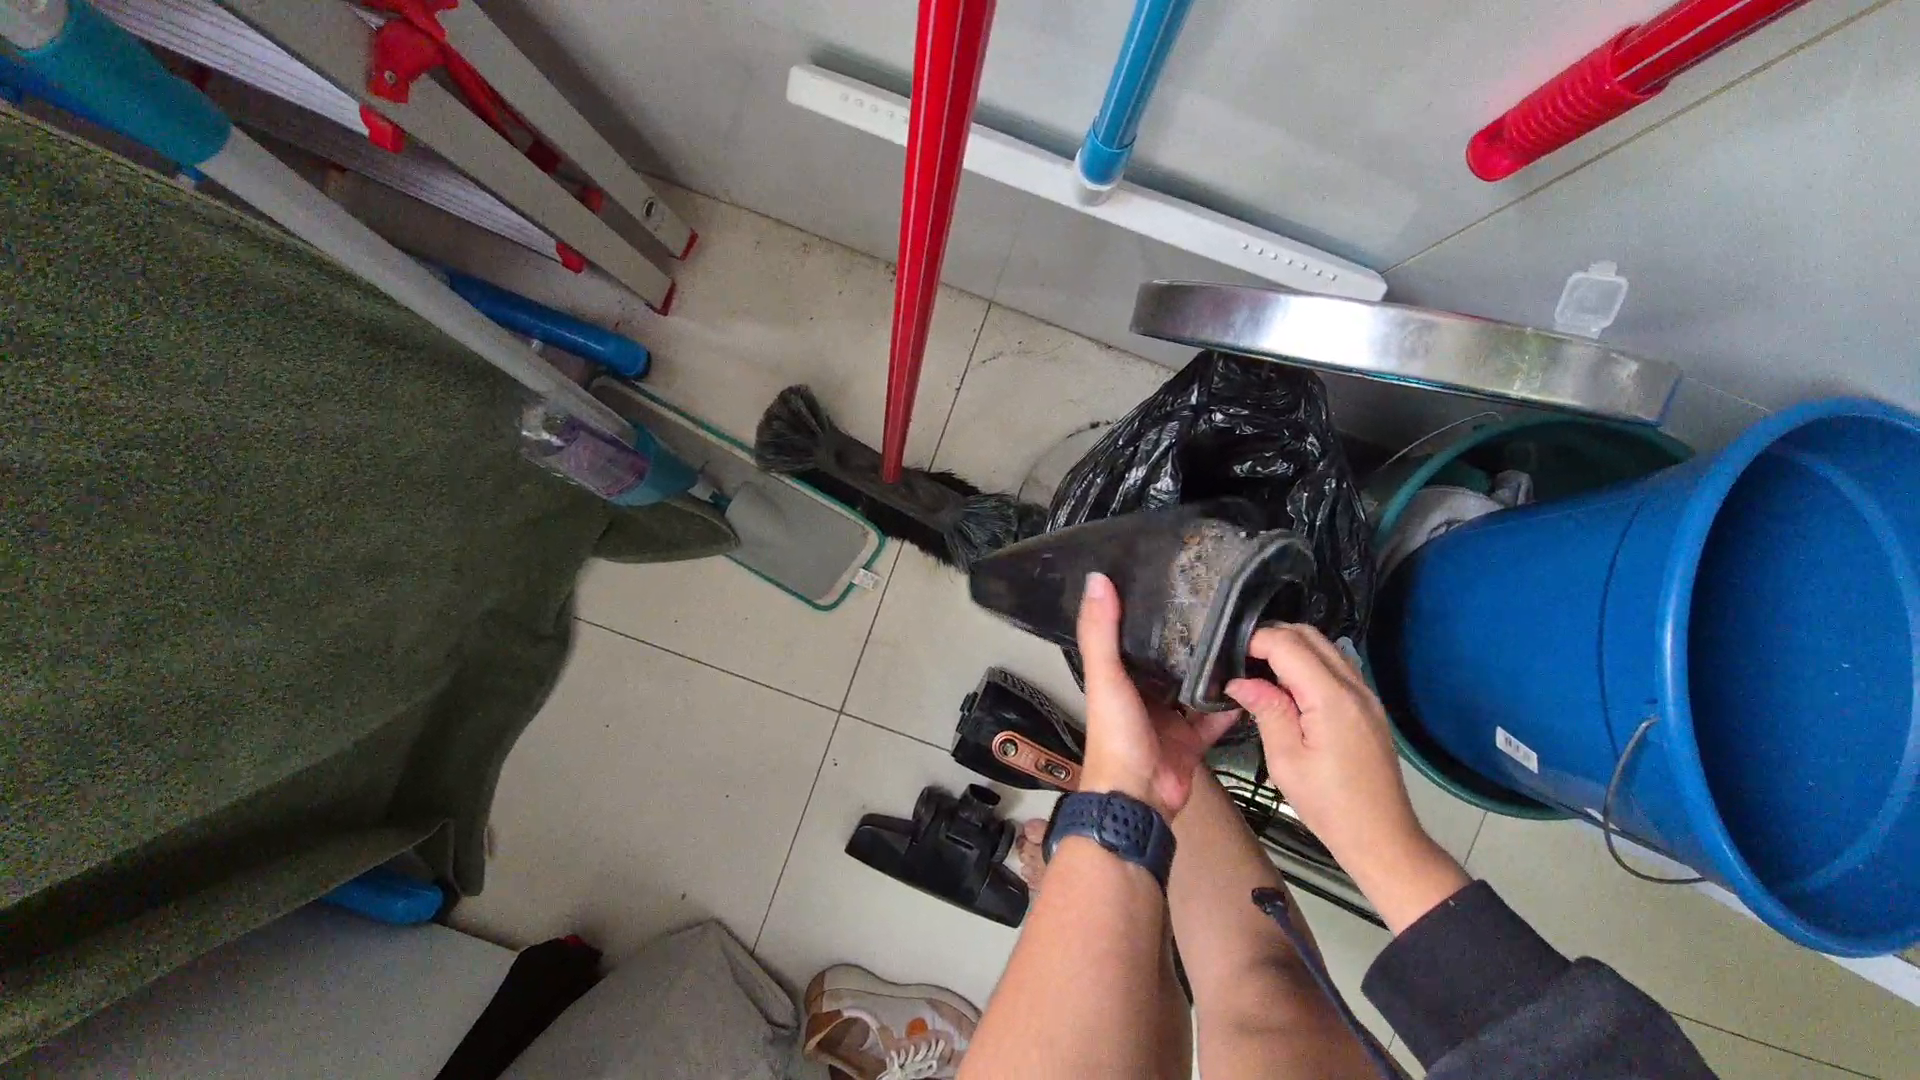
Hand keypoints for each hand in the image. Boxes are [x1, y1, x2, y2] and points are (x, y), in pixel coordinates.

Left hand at [1076, 572, 1239, 818]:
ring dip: (1212, 671)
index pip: (1130, 638)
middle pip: (1167, 662)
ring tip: (1240, 638)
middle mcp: (1141, 695)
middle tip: (1218, 609)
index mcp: (1117, 678)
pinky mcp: (1191, 740)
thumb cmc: (1115, 736)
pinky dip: (1230, 707)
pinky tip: (1251, 684)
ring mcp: (1167, 719)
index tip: (1171, 584)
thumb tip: (1097, 579)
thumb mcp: (1106, 677)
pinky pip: (1214, 719)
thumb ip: (1101, 632)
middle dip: (1187, 642)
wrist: (1138, 798)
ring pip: (1193, 688)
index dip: (1146, 615)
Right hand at [1226, 625, 1466, 931]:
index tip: (1229, 658)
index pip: (1287, 644)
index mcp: (1331, 698)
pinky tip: (1288, 690)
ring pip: (1324, 646)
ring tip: (1260, 675)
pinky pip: (1335, 666)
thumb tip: (1240, 681)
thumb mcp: (1285, 760)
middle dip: (1271, 638)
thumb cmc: (1328, 804)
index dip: (1254, 641)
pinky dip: (1308, 664)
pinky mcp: (1368, 706)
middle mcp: (1353, 686)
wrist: (1381, 836)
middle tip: (1241, 663)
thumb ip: (1266, 710)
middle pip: (1308, 635)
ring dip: (1290, 649)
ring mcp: (1366, 694)